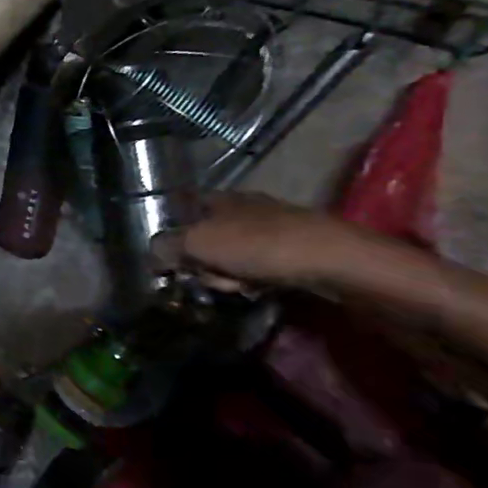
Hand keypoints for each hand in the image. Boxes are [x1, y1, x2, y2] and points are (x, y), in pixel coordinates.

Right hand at [152, 192, 367, 291]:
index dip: (172, 233)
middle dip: (201, 262)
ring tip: (239, 287)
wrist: (335, 261)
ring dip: (227, 274)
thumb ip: (165, 246)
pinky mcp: (296, 250)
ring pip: (231, 254)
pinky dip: (255, 279)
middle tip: (207, 277)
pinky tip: (260, 290)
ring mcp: (272, 227)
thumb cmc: (257, 245)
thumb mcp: (197, 244)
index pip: (183, 209)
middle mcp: (243, 207)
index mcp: (218, 198)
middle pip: (205, 236)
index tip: (171, 259)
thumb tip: (152, 253)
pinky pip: (259, 265)